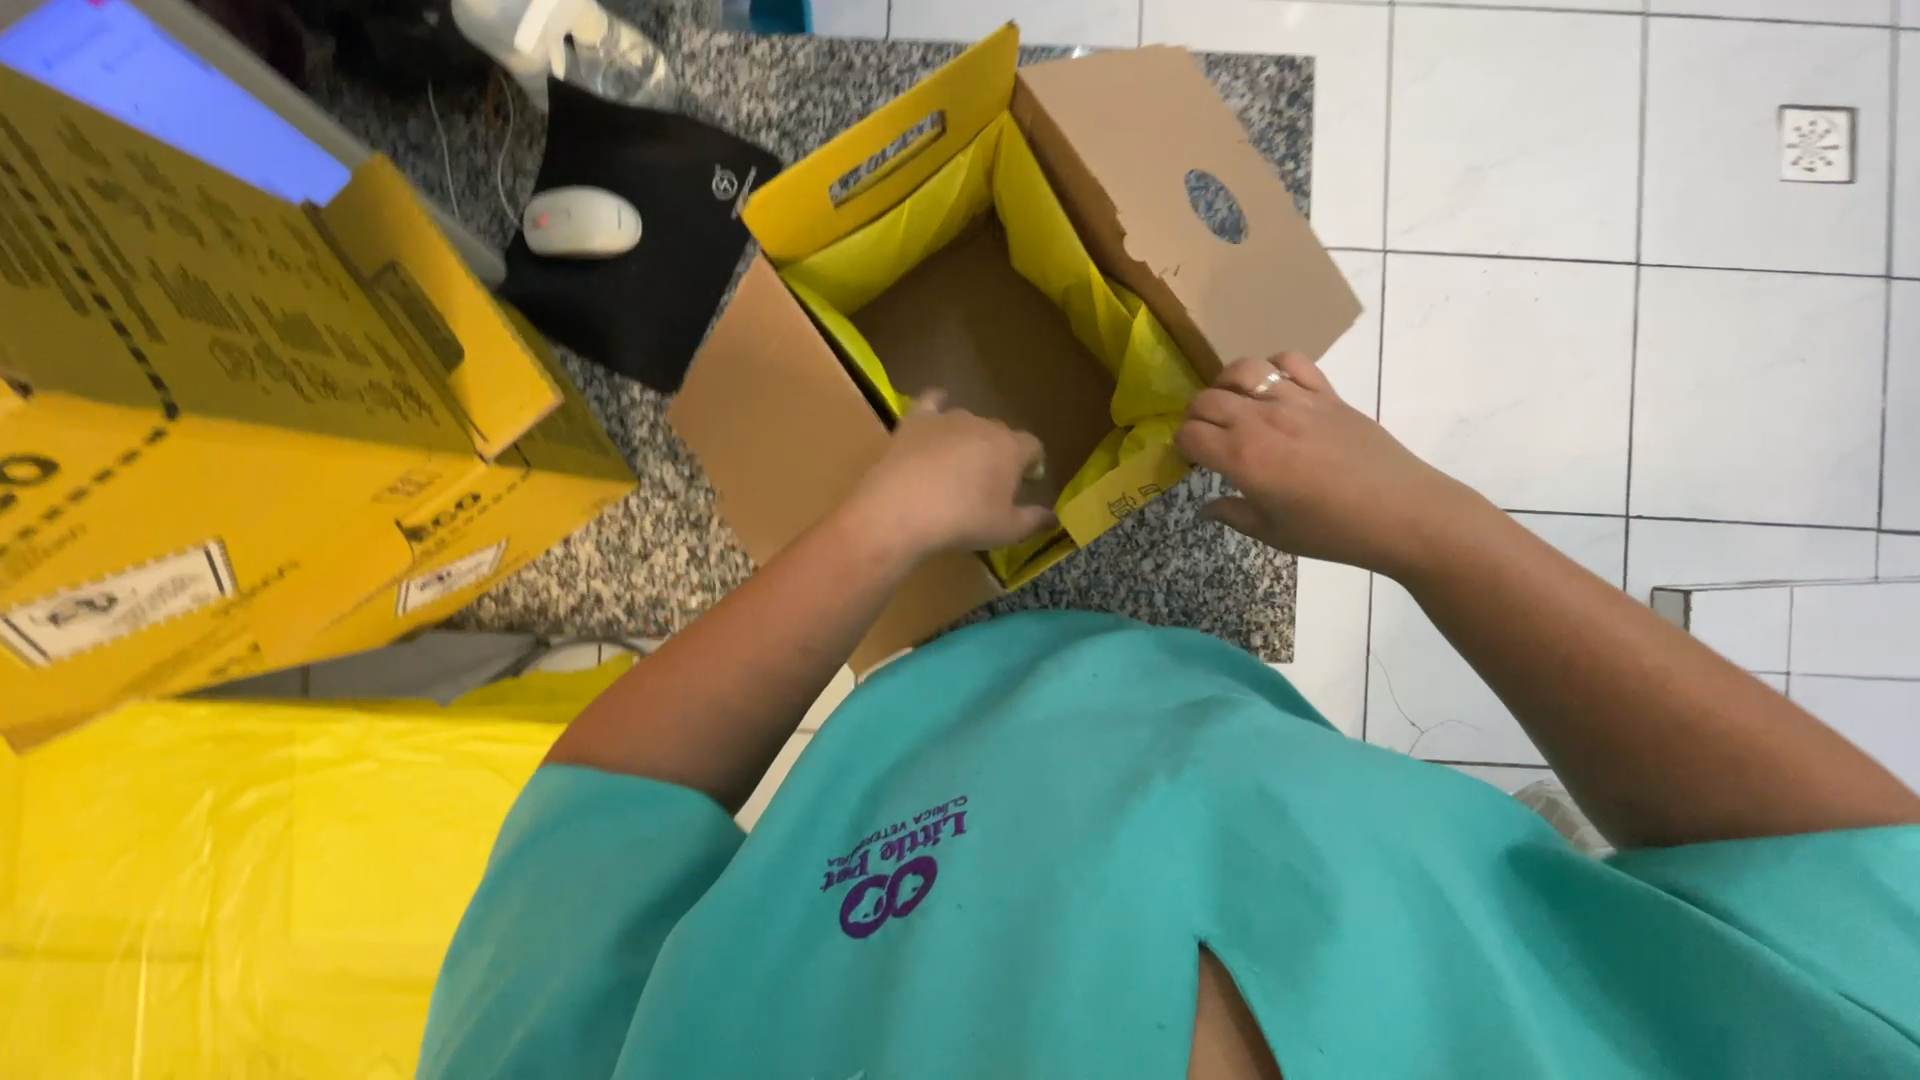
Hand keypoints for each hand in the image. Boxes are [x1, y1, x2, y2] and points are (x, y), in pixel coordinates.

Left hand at [840, 390, 1056, 558]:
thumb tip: (1054, 519)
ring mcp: (949, 419)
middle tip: (991, 480)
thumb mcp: (1007, 530)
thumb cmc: (964, 521)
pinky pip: (931, 401)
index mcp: (1012, 448)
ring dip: (970, 437)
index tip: (1028, 480)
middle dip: (1001, 452)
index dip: (1033, 463)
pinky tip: (935, 413)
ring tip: (960, 463)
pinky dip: (937, 404)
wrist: (903, 509)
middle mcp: (984, 425)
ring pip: (969, 421)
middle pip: (1001, 433)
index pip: (1033, 447)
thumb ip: (1034, 521)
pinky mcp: (917, 420)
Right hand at [1175, 353, 1493, 579]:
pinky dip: (1273, 367)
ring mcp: (1295, 401)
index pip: (1190, 434)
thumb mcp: (1273, 533)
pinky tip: (1274, 388)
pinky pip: (1290, 361)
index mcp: (1242, 459)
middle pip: (1206, 399)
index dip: (1182, 445)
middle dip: (1196, 416)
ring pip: (1241, 370)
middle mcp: (1261, 421)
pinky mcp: (1326, 393)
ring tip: (1233, 404)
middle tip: (1207, 436)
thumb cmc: (1332, 532)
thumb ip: (1233, 515)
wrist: (1403, 513)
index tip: (1192, 459)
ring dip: (1225, 385)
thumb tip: (1206, 508)